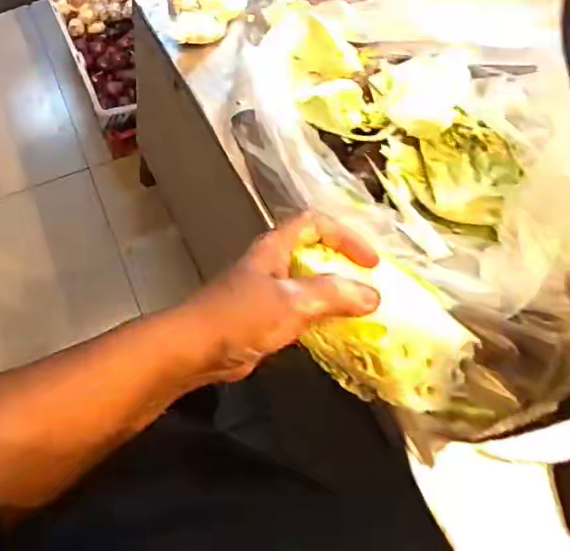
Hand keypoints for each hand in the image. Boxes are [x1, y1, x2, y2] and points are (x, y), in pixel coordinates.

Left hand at [169, 212, 380, 383]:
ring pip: (308, 280)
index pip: (313, 223)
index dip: (345, 235)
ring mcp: (266, 288)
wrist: (196, 347)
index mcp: (274, 248)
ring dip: (335, 290)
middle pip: (311, 248)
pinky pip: (301, 307)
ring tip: (363, 310)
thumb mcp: (291, 302)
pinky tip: (336, 332)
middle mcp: (271, 262)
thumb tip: (372, 293)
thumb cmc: (240, 317)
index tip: (372, 263)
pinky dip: (322, 314)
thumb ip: (331, 294)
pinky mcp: (263, 315)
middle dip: (343, 262)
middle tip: (371, 285)